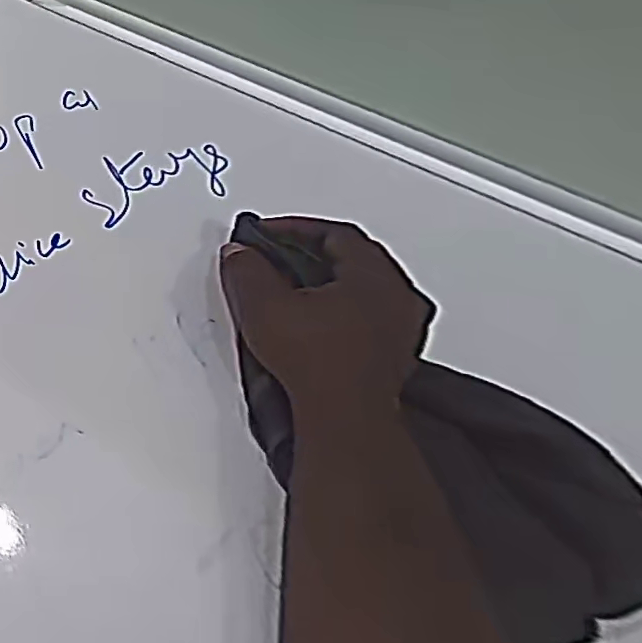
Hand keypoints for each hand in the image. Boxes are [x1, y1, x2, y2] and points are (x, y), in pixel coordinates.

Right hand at [218, 217, 435, 423]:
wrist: (341, 415)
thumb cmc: (314, 360)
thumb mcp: (262, 303)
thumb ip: (247, 268)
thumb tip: (240, 252)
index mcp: (376, 279)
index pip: (337, 234)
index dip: (295, 227)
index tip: (265, 232)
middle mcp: (399, 300)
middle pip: (353, 258)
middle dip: (308, 250)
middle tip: (274, 251)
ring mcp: (401, 329)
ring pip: (360, 286)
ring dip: (322, 277)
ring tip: (285, 282)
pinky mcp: (392, 353)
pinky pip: (363, 311)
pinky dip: (333, 302)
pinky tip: (305, 313)